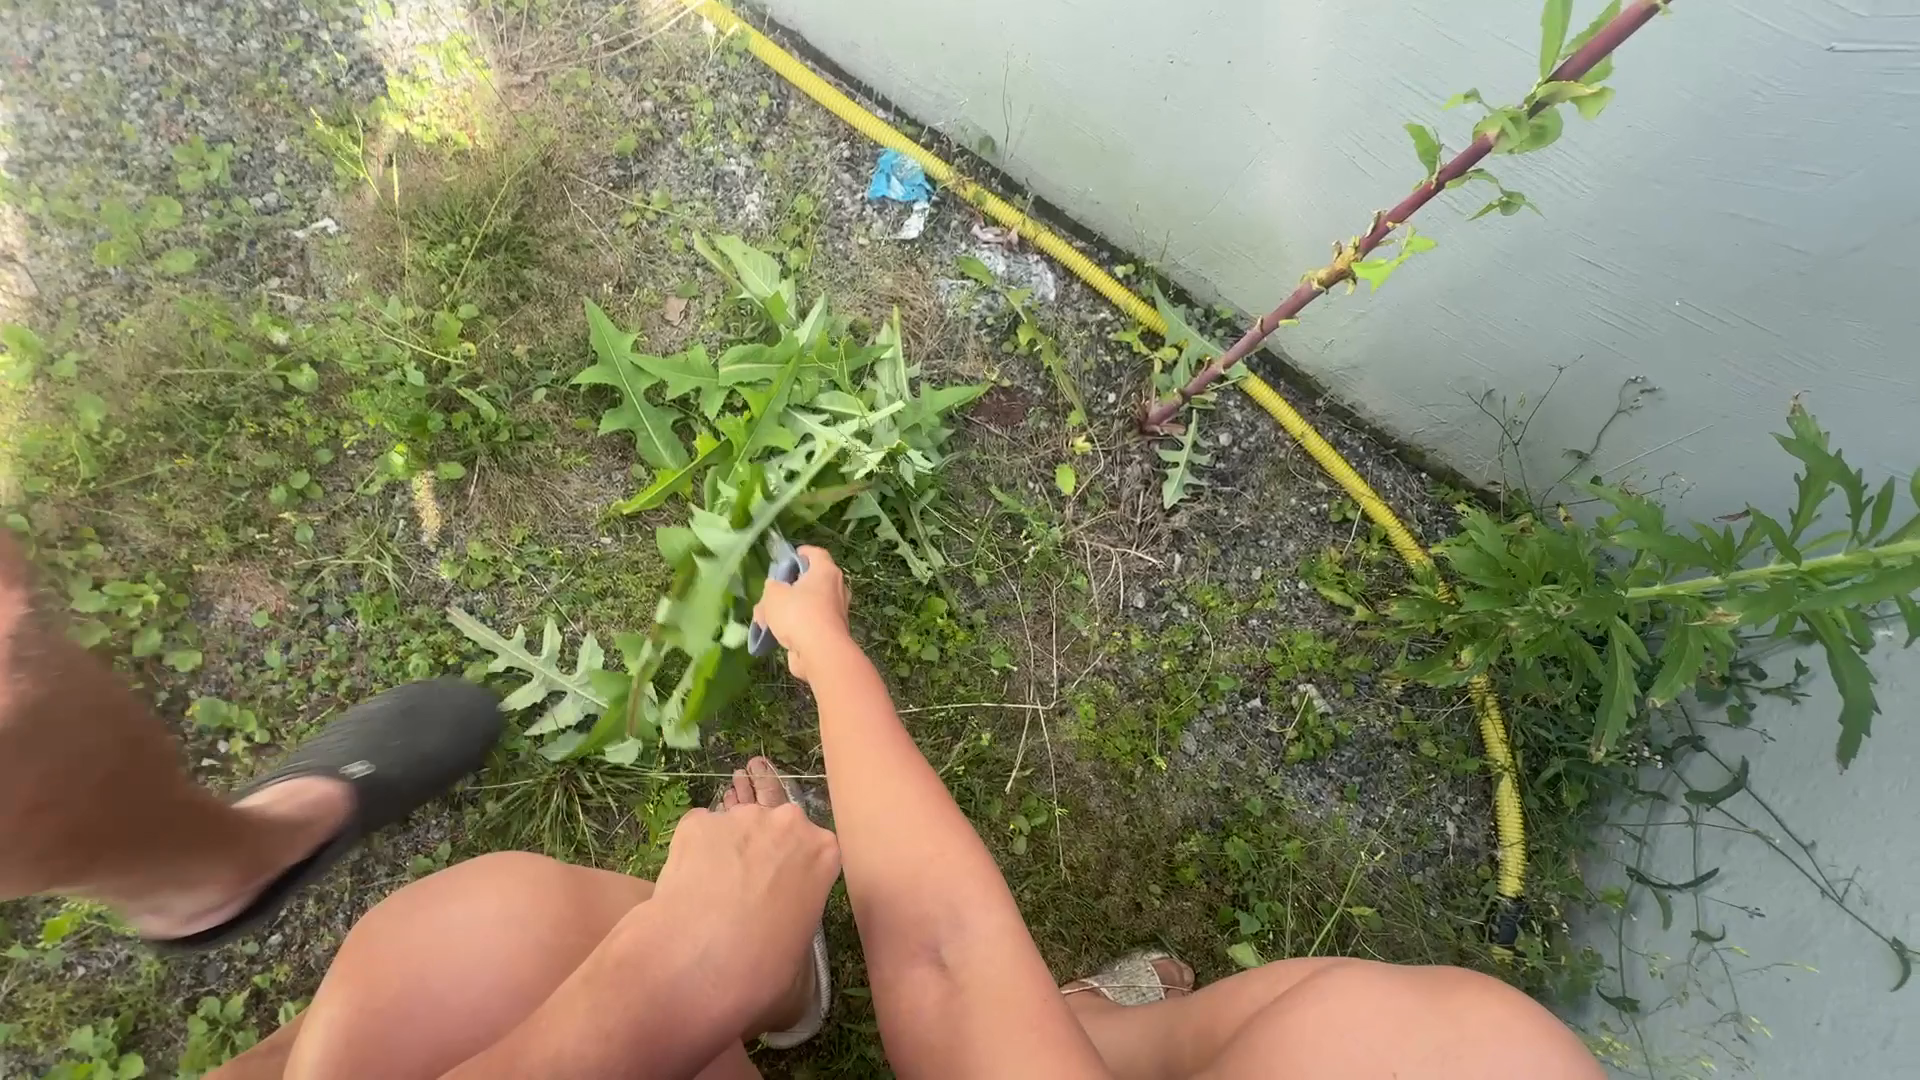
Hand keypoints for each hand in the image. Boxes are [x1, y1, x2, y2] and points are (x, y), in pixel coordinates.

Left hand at [646, 797, 840, 1015]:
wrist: (687, 971)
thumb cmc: (756, 973)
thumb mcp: (800, 961)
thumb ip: (801, 929)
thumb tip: (784, 935)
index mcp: (823, 851)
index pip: (815, 855)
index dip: (796, 878)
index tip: (780, 903)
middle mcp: (787, 821)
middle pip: (779, 832)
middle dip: (765, 857)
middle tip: (745, 899)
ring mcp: (741, 817)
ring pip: (739, 829)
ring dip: (730, 853)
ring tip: (709, 896)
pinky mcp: (698, 822)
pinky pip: (700, 832)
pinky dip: (693, 853)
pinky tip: (684, 888)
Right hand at [753, 545, 851, 682]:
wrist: (820, 652)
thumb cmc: (798, 614)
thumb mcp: (774, 594)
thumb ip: (772, 587)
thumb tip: (775, 589)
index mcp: (826, 571)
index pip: (816, 554)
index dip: (800, 553)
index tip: (785, 559)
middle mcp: (836, 588)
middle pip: (810, 581)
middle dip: (787, 587)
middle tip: (770, 593)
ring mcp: (835, 611)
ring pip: (807, 604)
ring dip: (786, 609)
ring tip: (763, 617)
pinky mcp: (830, 631)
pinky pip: (809, 622)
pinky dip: (794, 626)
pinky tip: (773, 635)